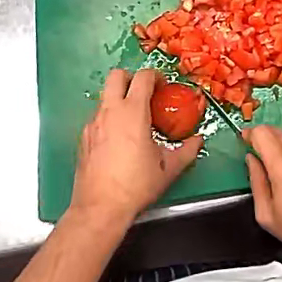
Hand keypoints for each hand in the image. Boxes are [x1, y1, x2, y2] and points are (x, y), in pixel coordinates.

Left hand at [70, 69, 200, 225]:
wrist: (100, 206)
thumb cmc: (136, 185)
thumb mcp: (168, 168)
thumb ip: (186, 150)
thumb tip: (197, 141)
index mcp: (132, 112)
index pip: (143, 77)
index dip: (155, 76)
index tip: (162, 86)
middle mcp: (110, 111)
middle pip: (117, 75)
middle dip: (131, 78)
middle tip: (144, 93)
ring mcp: (93, 123)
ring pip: (106, 97)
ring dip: (120, 99)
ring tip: (134, 120)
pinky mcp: (84, 136)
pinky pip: (98, 117)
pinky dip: (109, 119)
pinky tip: (119, 140)